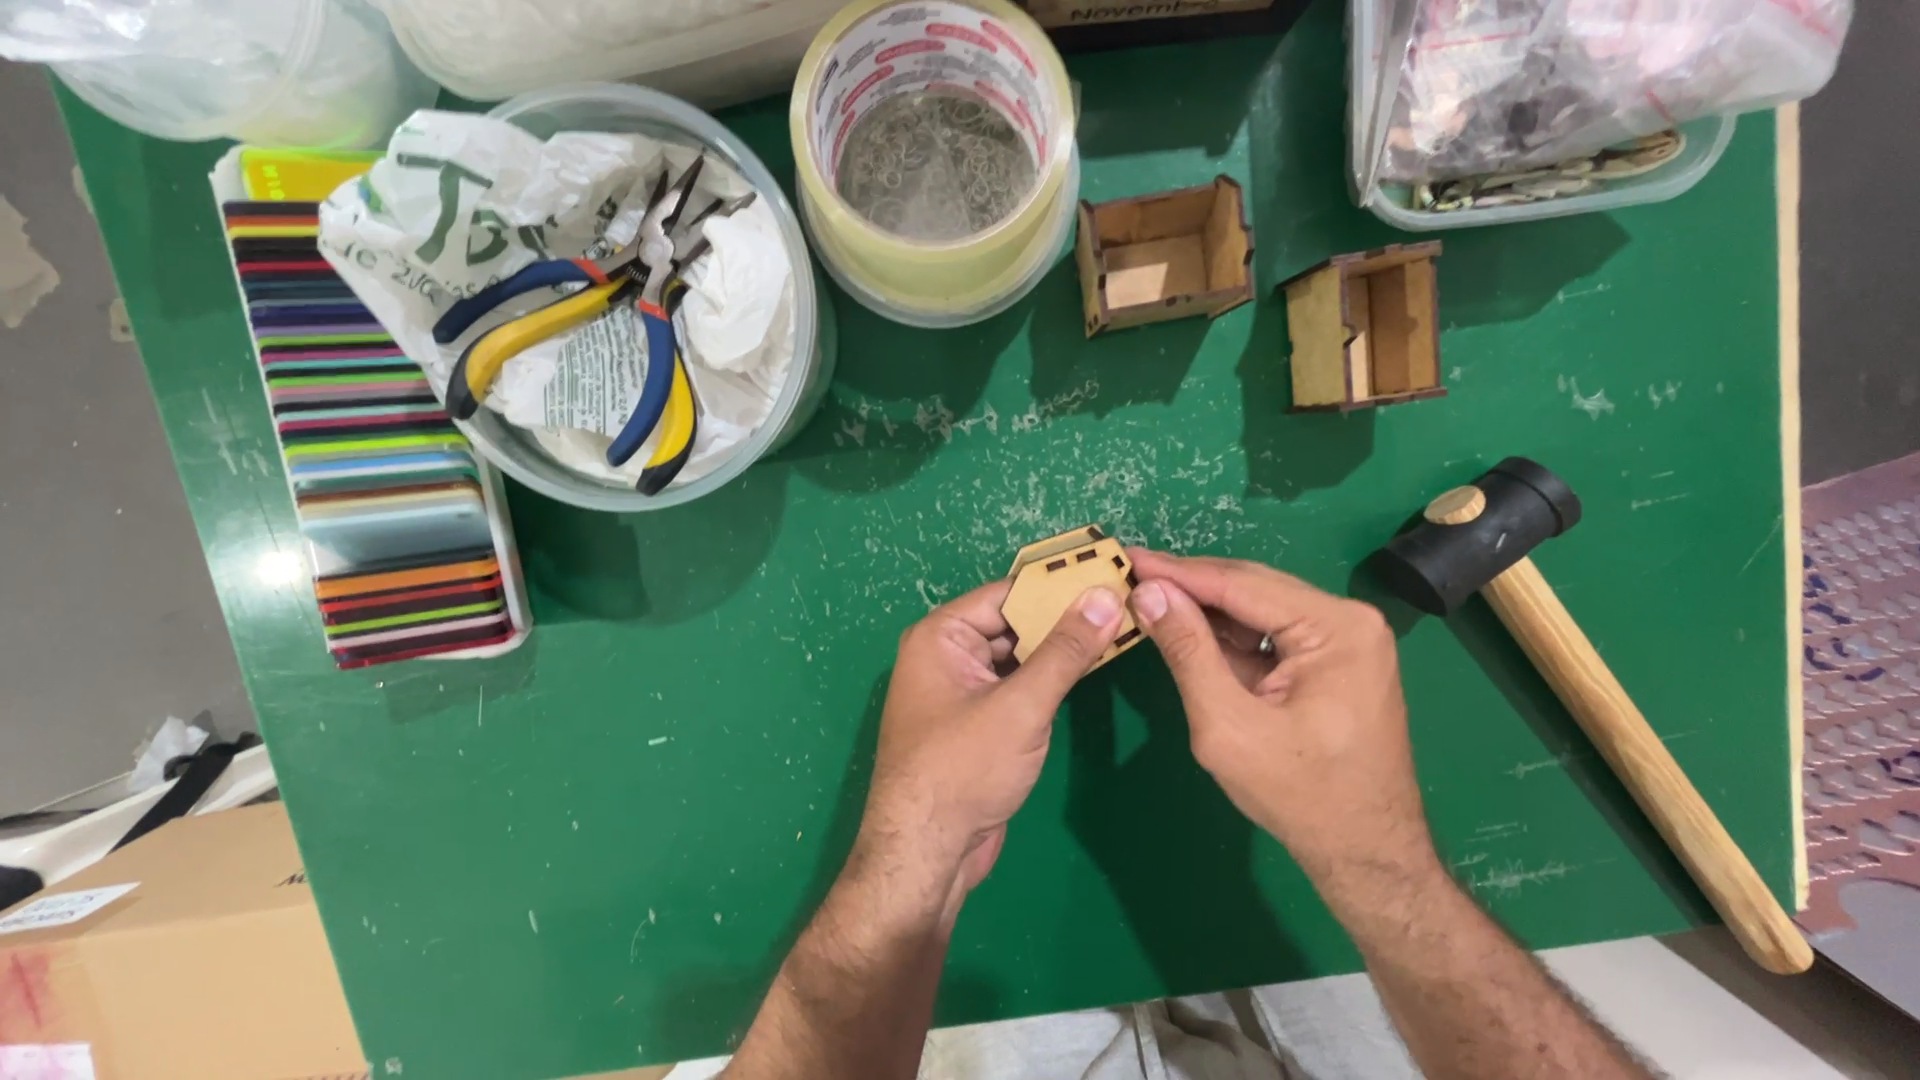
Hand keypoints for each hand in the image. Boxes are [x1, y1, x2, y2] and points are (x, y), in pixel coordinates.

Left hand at [862, 578, 1124, 916]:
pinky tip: (1087, 671)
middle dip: (1062, 618)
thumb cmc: (963, 769)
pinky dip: (1048, 680)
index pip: (1006, 594)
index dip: (1056, 586)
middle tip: (1122, 604)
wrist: (928, 853)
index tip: (1108, 576)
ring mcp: (961, 690)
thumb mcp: (1021, 706)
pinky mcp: (977, 722)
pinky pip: (1016, 686)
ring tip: (1117, 630)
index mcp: (940, 636)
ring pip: (1018, 656)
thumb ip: (1065, 651)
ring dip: (1058, 650)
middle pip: (1012, 623)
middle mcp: (946, 655)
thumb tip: (1104, 596)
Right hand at [1125, 550, 1438, 891]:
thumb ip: (1187, 652)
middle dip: (1191, 583)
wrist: (1365, 852)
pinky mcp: (1336, 660)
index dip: (1178, 572)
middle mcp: (1348, 619)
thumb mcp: (1228, 725)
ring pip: (1259, 608)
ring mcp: (1346, 639)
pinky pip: (1271, 633)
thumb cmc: (1299, 795)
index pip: (1241, 584)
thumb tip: (1149, 593)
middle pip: (1253, 587)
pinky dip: (1229, 634)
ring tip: (1152, 597)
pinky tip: (1190, 628)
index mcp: (1335, 628)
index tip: (1128, 558)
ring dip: (1206, 607)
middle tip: (1133, 574)